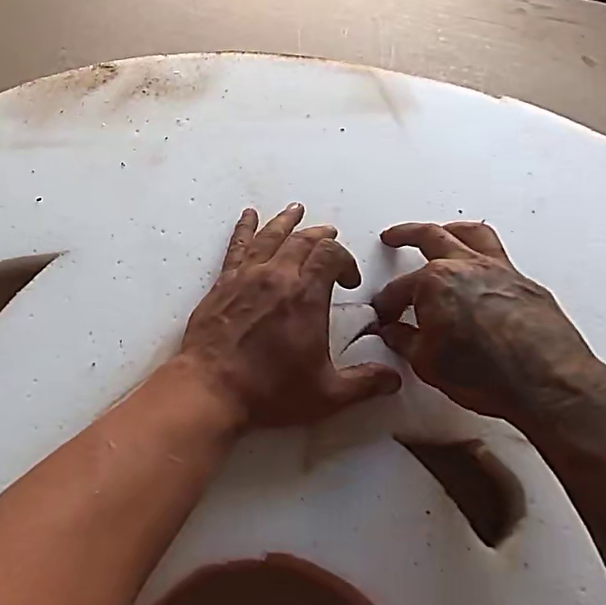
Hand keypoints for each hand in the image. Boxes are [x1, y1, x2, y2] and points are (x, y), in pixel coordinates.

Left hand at [175, 204, 400, 428]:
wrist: (211, 388)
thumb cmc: (268, 391)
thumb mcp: (327, 394)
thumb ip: (364, 382)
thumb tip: (393, 378)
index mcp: (306, 297)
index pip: (331, 256)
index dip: (345, 261)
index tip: (348, 280)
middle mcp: (276, 278)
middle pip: (302, 241)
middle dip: (319, 235)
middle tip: (328, 233)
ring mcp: (246, 277)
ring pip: (270, 236)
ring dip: (286, 222)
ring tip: (295, 209)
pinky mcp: (222, 283)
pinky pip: (237, 246)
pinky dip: (245, 228)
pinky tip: (248, 216)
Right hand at [372, 221, 605, 428]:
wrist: (548, 387)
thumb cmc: (492, 375)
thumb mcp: (427, 362)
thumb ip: (404, 340)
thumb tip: (396, 332)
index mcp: (434, 282)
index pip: (398, 288)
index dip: (387, 304)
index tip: (387, 315)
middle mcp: (466, 267)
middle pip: (429, 237)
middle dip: (405, 235)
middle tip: (394, 237)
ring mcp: (499, 272)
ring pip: (470, 234)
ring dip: (449, 229)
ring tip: (442, 230)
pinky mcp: (526, 284)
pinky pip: (500, 256)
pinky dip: (483, 254)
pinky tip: (480, 266)